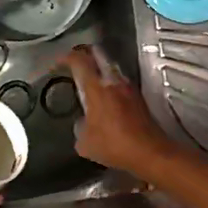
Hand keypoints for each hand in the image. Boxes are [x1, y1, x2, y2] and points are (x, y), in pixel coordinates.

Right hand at [64, 45, 175, 174]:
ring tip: (89, 78)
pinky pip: (119, 81)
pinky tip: (106, 96)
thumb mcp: (85, 143)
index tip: (58, 63)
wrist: (150, 152)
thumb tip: (82, 122)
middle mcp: (113, 81)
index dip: (66, 58)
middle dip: (85, 54)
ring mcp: (128, 87)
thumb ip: (79, 128)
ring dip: (99, 68)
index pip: (79, 61)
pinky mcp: (138, 97)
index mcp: (96, 88)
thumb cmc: (114, 145)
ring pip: (111, 67)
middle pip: (98, 55)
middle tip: (75, 61)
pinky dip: (109, 82)